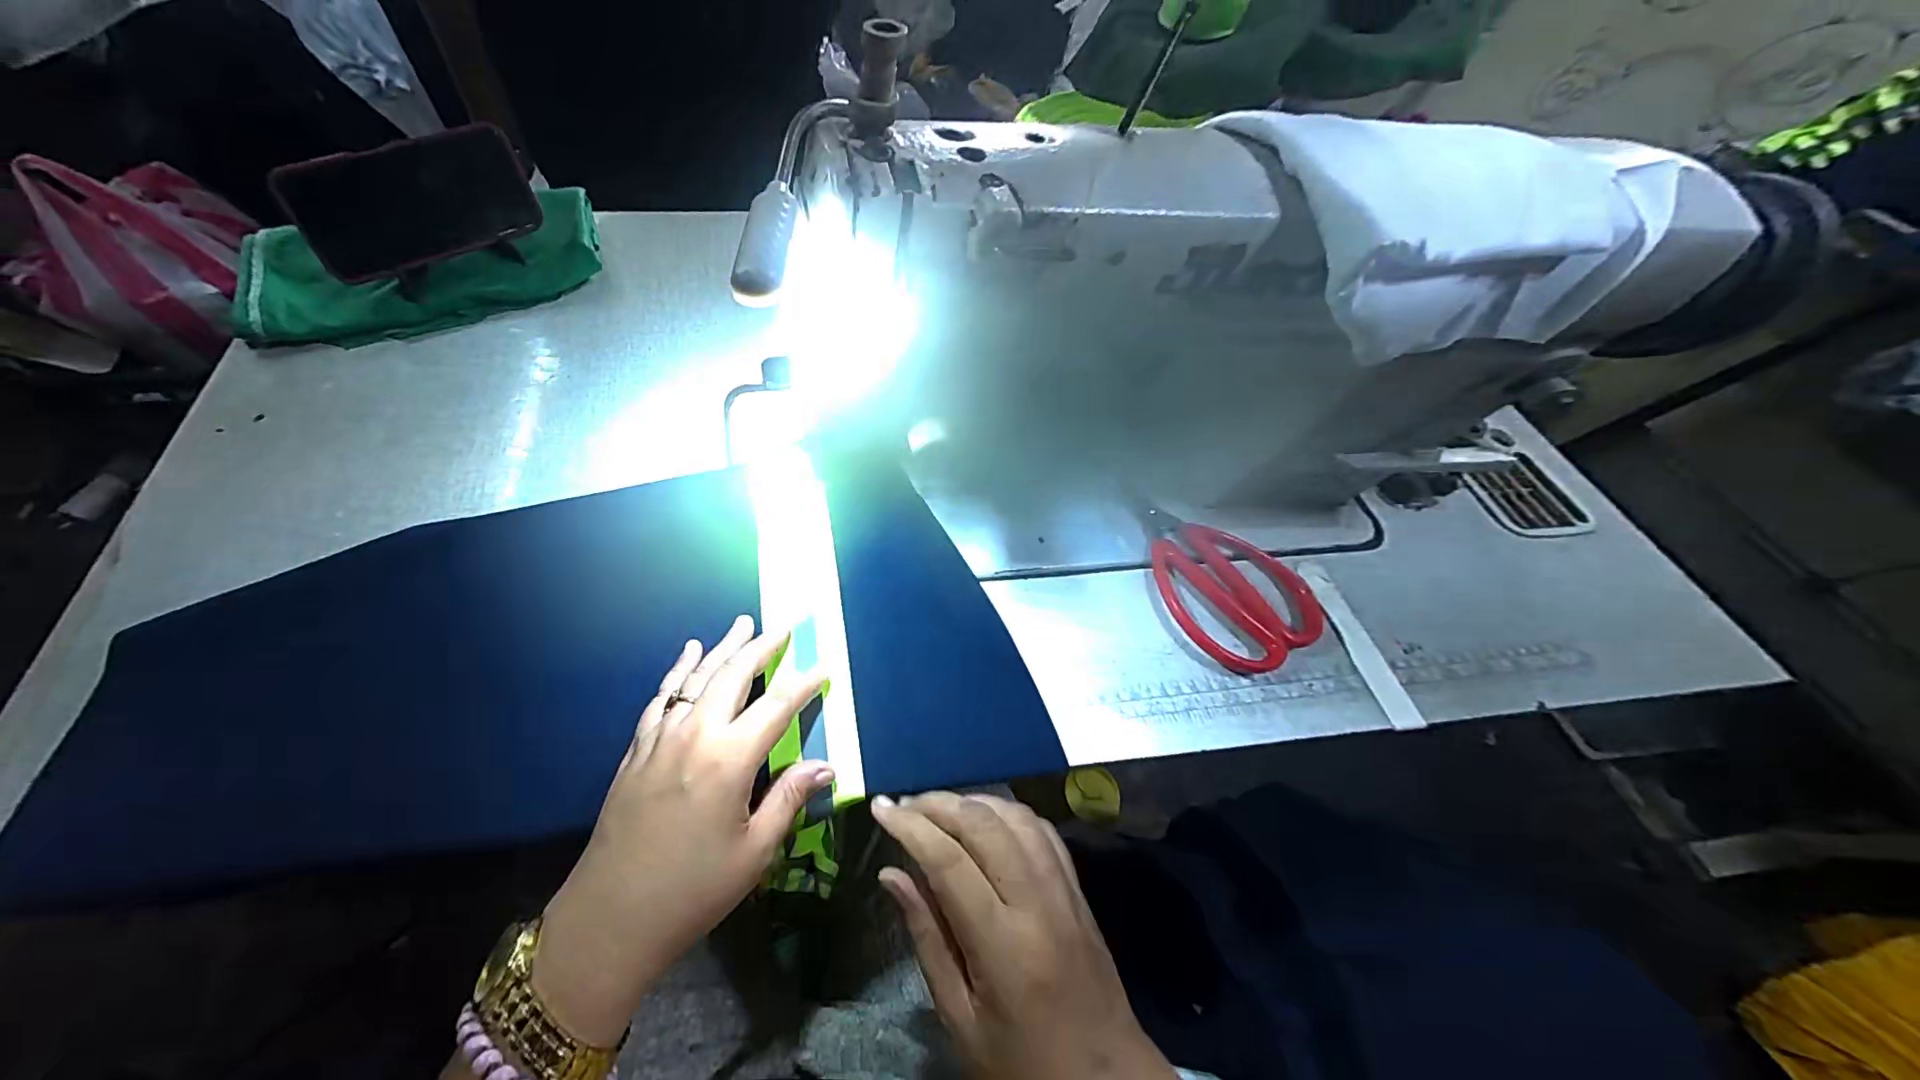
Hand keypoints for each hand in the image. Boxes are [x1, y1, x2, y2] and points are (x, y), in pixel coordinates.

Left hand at [531, 616, 831, 1044]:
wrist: (608, 919)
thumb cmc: (692, 891)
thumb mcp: (754, 853)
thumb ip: (788, 799)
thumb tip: (825, 765)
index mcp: (729, 760)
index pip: (777, 706)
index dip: (804, 683)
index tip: (824, 666)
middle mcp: (694, 736)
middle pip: (732, 677)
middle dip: (760, 647)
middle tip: (782, 627)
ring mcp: (659, 740)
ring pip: (695, 679)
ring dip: (721, 649)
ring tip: (739, 625)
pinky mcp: (636, 752)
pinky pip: (661, 699)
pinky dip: (678, 672)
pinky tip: (687, 656)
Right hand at [872, 792, 1172, 1079]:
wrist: (1105, 1077)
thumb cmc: (1021, 1060)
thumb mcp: (959, 1016)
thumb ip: (926, 937)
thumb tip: (890, 874)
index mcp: (1002, 943)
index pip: (949, 861)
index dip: (910, 826)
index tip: (880, 808)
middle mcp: (1037, 901)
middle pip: (984, 825)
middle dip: (938, 804)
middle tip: (903, 805)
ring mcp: (1063, 889)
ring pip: (1016, 817)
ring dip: (973, 801)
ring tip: (937, 808)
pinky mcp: (1078, 888)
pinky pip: (1042, 830)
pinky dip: (1008, 813)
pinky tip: (985, 819)